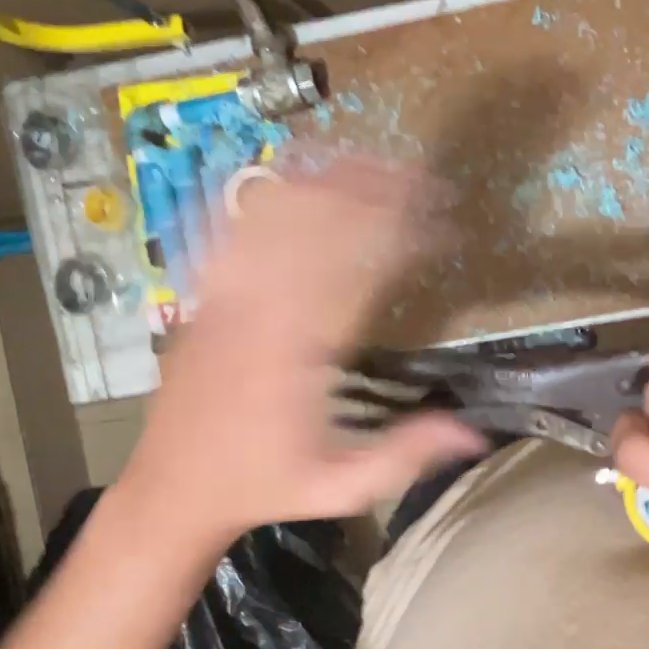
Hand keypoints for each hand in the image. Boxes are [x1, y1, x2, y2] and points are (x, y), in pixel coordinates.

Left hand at [114, 155, 486, 540]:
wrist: (173, 488)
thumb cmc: (262, 485)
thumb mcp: (342, 486)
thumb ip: (407, 454)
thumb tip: (475, 430)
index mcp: (298, 354)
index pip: (358, 270)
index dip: (403, 234)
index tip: (443, 223)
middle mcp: (258, 312)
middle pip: (317, 226)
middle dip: (372, 191)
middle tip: (420, 179)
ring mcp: (223, 299)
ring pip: (273, 218)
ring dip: (324, 182)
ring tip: (368, 160)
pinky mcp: (203, 299)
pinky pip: (228, 230)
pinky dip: (261, 197)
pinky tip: (284, 174)